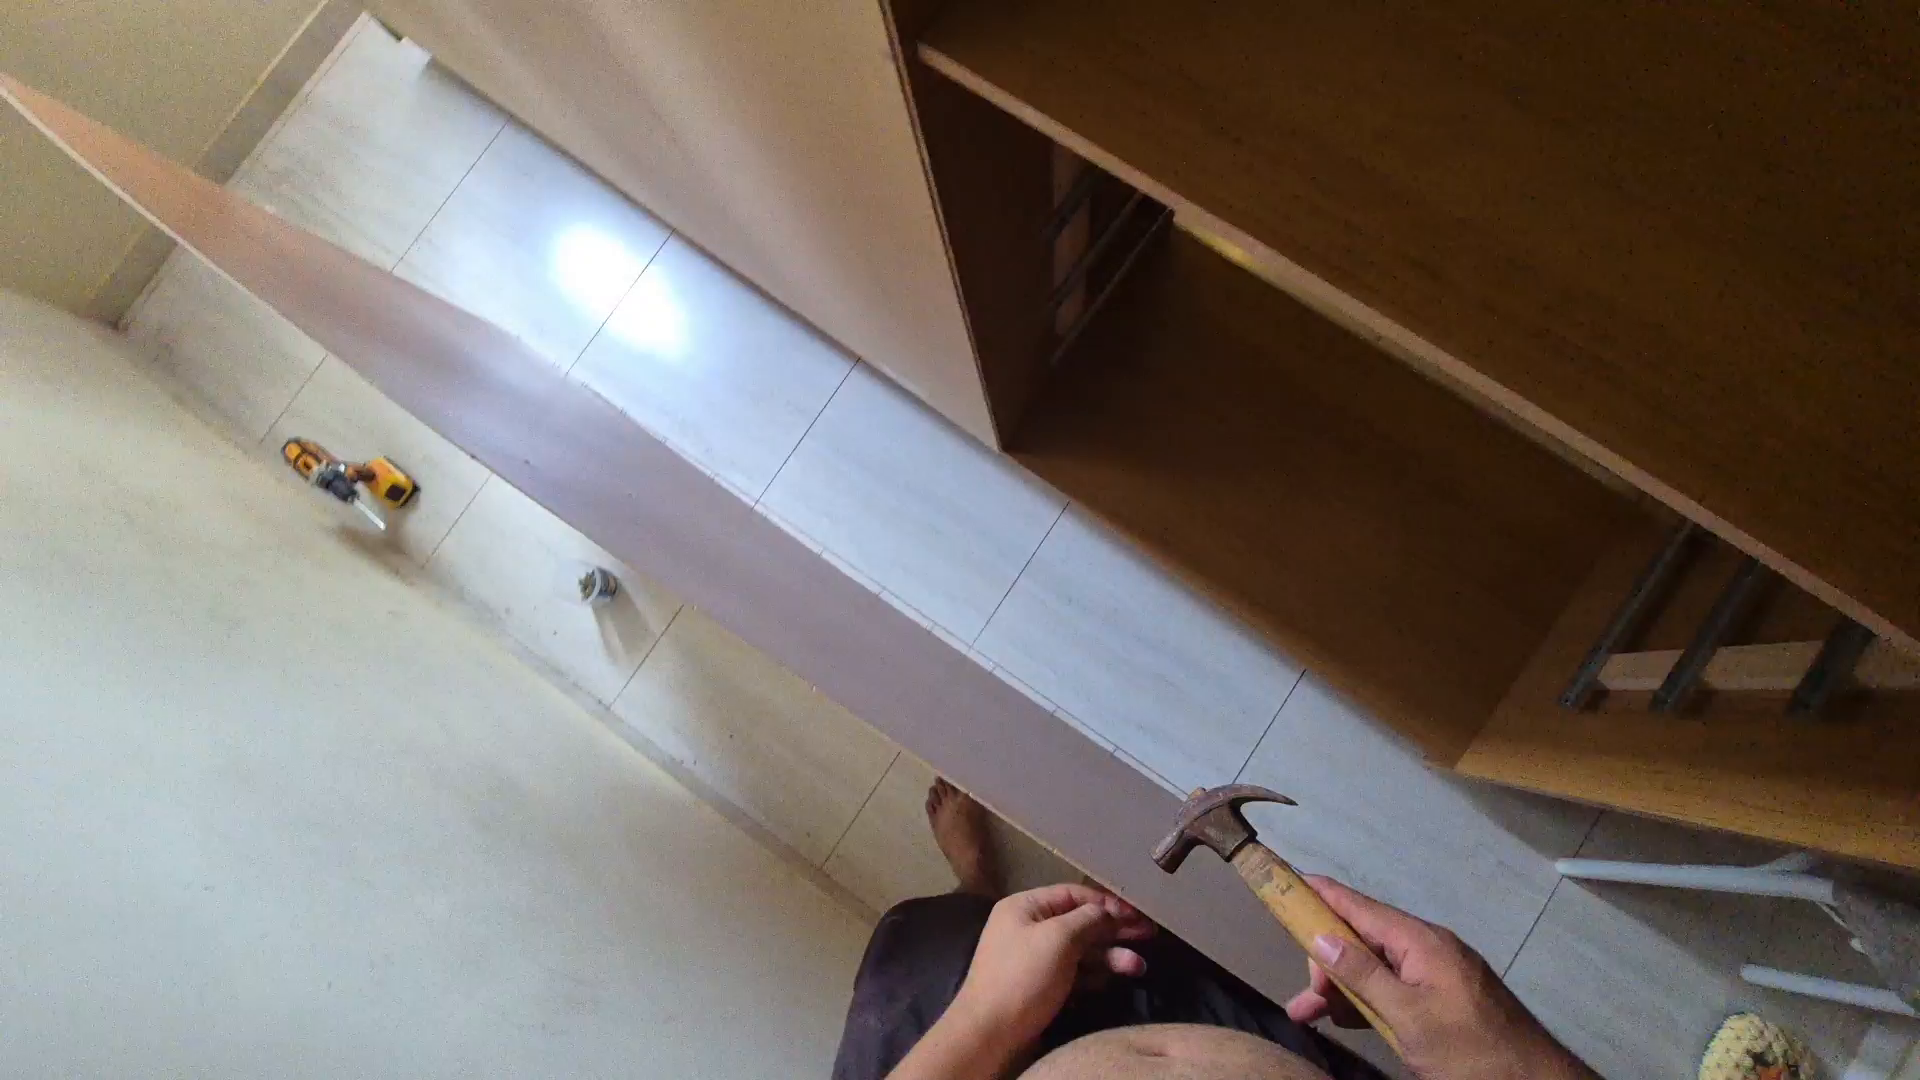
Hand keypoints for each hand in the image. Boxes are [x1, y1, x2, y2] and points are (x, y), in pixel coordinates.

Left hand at [949, 884, 1155, 1048]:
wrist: (989, 1035)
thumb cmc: (1022, 977)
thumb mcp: (1057, 940)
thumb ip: (1086, 921)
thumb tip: (1107, 912)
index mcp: (1026, 906)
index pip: (1072, 894)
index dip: (1105, 902)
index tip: (1135, 913)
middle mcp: (1030, 927)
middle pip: (1079, 922)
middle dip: (1114, 929)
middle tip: (1149, 934)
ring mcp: (1036, 958)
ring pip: (1080, 950)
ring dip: (1110, 955)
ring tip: (1138, 967)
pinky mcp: (1042, 986)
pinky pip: (1074, 973)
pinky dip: (1095, 974)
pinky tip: (1115, 978)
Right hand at [1284, 877, 1597, 1079]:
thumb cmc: (1475, 1055)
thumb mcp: (1411, 1019)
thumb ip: (1363, 975)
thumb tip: (1319, 936)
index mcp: (1421, 942)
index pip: (1357, 905)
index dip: (1318, 892)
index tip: (1284, 879)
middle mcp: (1427, 948)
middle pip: (1361, 939)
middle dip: (1326, 960)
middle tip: (1308, 995)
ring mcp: (1437, 975)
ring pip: (1374, 968)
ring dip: (1341, 988)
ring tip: (1307, 1012)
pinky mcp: (1444, 1000)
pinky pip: (1394, 988)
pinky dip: (1367, 1001)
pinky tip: (1343, 1018)